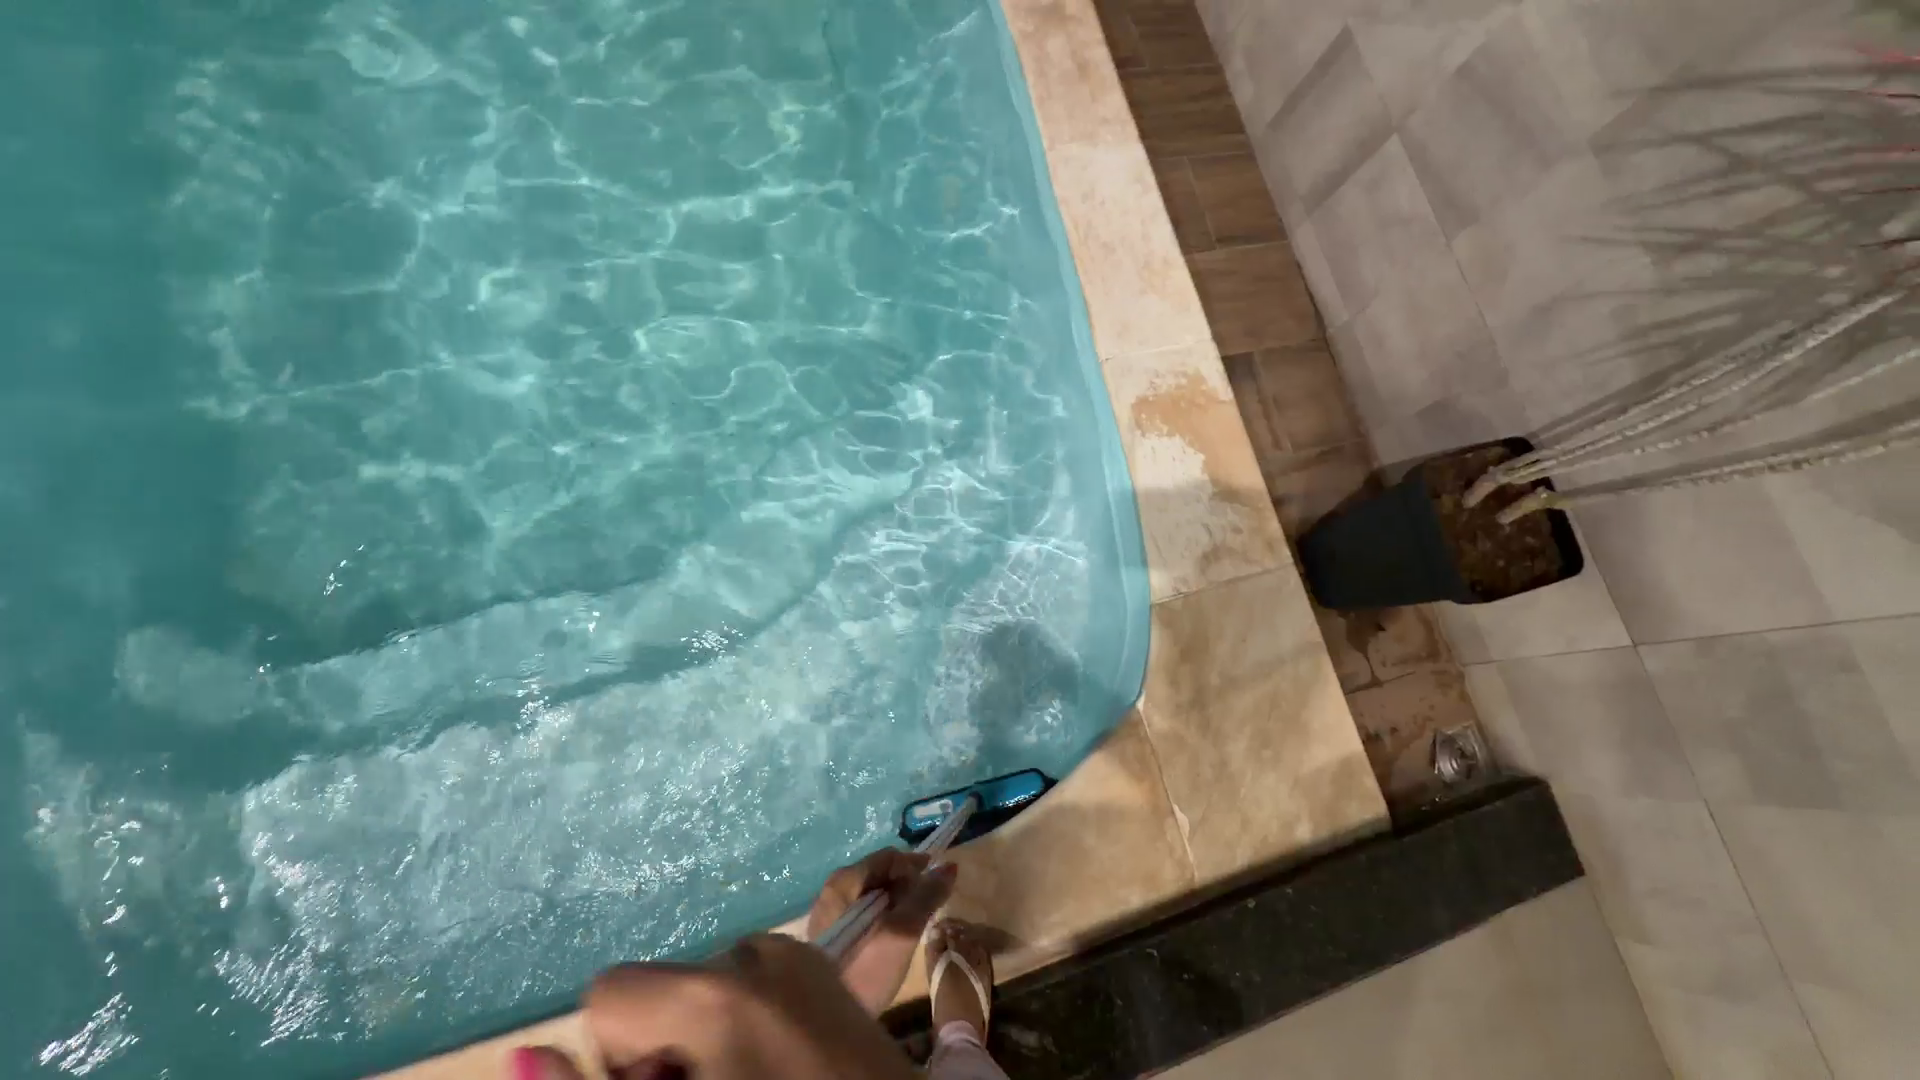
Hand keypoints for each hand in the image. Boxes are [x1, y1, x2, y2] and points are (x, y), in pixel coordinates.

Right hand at [514, 933, 918, 1079]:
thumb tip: (520, 1053)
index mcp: (715, 989)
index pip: (610, 991)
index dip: (622, 1055)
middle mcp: (755, 950)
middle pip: (661, 990)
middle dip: (663, 1046)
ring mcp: (795, 951)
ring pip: (704, 987)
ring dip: (705, 1036)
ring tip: (750, 1079)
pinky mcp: (819, 964)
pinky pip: (748, 981)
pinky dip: (743, 1020)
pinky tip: (775, 1062)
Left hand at [806, 850, 956, 1013]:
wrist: (822, 1022)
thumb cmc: (864, 969)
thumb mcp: (902, 932)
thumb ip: (926, 897)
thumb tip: (949, 866)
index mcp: (844, 880)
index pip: (889, 856)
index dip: (916, 868)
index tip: (935, 890)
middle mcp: (832, 890)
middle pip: (880, 874)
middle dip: (907, 887)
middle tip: (924, 913)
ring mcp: (829, 913)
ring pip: (873, 895)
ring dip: (897, 904)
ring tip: (911, 929)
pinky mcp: (830, 936)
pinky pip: (863, 913)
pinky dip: (883, 918)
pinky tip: (891, 941)